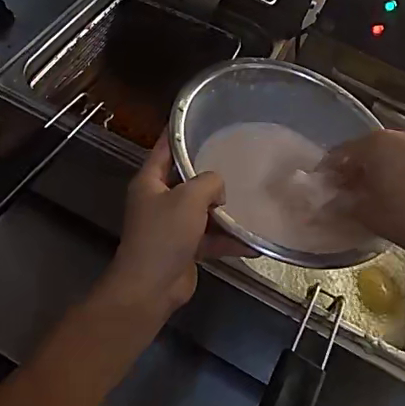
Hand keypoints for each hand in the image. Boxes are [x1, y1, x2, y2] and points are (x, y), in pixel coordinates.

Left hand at [101, 141, 252, 314]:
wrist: (152, 286)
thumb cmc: (164, 235)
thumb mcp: (188, 198)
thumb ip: (208, 182)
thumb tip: (218, 188)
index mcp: (150, 182)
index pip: (164, 149)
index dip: (178, 133)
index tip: (197, 119)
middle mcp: (159, 201)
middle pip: (188, 181)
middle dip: (212, 175)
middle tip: (240, 161)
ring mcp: (172, 226)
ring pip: (203, 212)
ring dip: (225, 212)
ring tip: (254, 202)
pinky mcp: (185, 249)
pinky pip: (211, 239)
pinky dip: (229, 241)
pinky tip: (254, 243)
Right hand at [322, 128, 404, 259]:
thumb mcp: (368, 215)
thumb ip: (343, 204)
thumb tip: (332, 202)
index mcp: (376, 143)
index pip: (339, 154)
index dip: (327, 173)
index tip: (322, 188)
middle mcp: (401, 136)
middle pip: (366, 151)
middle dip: (352, 173)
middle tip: (344, 196)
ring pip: (390, 156)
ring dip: (377, 174)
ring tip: (372, 201)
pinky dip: (399, 176)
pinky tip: (399, 199)